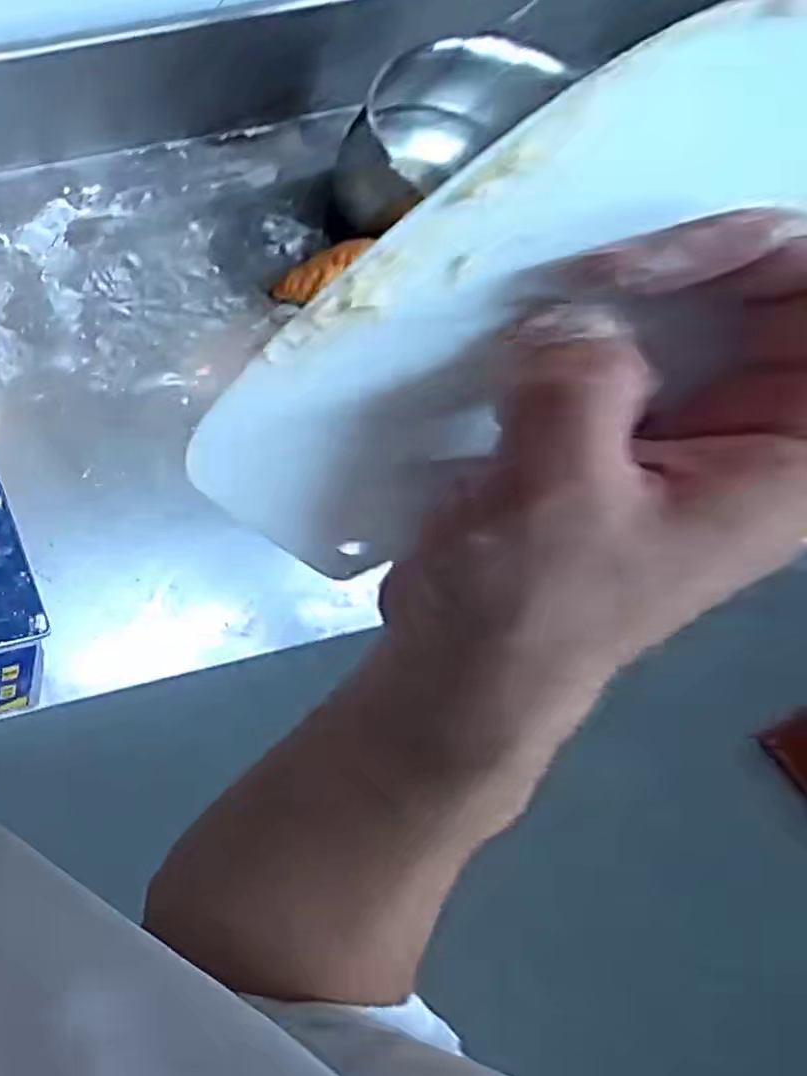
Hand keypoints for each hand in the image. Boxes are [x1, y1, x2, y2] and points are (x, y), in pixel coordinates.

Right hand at [380, 209, 806, 750]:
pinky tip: (496, 360)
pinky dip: (546, 353)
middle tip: (563, 284)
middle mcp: (753, 427)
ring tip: (518, 317)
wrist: (465, 657)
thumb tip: (559, 318)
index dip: (740, 255)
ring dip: (595, 312)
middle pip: (755, 298)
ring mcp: (664, 437)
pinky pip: (589, 372)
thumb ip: (573, 392)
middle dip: (666, 274)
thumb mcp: (558, 494)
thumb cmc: (531, 596)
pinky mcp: (588, 448)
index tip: (609, 276)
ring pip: (662, 332)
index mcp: (799, 444)